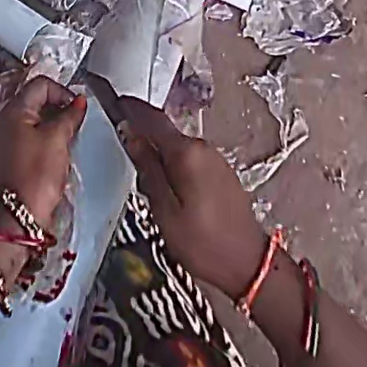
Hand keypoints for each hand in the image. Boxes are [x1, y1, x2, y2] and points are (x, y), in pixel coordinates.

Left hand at [0, 75, 86, 228]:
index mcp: (13, 111)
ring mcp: (5, 141)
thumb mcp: (57, 139)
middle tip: (75, 123)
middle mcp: (4, 122)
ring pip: (34, 121)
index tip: (77, 107)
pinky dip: (45, 142)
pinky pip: (30, 140)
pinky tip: (56, 156)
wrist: (16, 219)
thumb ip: (69, 116)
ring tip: (67, 141)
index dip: (63, 92)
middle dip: (59, 109)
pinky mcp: (10, 160)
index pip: (41, 84)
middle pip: (36, 101)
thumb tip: (77, 103)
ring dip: (53, 126)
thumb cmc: (33, 179)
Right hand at [119, 97, 268, 299]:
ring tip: (147, 182)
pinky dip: (174, 163)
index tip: (116, 102)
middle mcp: (202, 147)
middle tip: (125, 153)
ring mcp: (214, 158)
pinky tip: (169, 188)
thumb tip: (131, 135)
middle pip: (165, 132)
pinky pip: (189, 157)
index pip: (153, 119)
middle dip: (144, 137)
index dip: (132, 109)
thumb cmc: (203, 242)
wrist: (250, 265)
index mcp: (186, 153)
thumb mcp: (164, 210)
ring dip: (159, 154)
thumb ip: (147, 168)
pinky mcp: (220, 170)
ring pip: (177, 146)